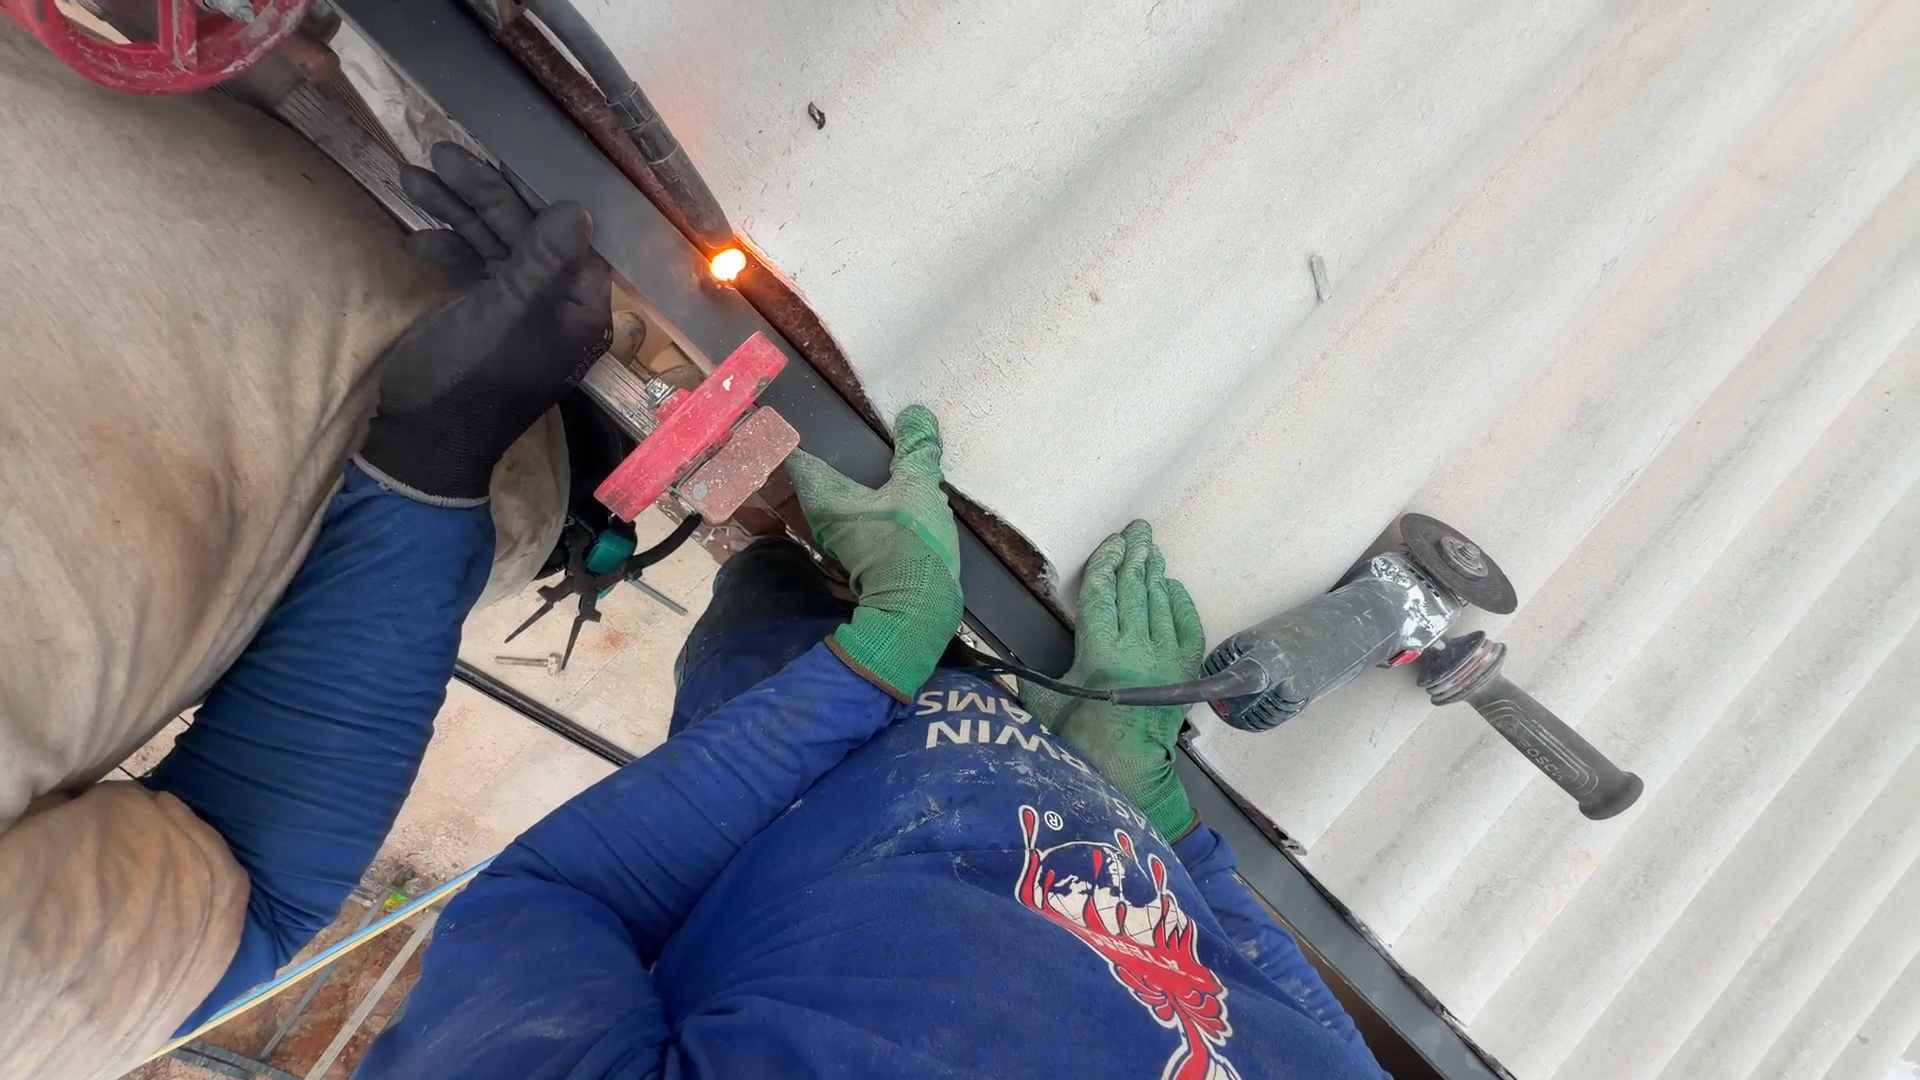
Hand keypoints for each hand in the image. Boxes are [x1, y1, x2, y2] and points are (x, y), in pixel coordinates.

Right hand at [356, 142, 611, 502]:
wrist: (428, 432)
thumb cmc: (474, 372)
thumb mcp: (509, 311)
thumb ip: (544, 261)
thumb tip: (581, 210)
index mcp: (580, 311)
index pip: (571, 241)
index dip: (536, 199)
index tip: (497, 160)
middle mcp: (558, 309)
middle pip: (530, 238)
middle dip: (485, 197)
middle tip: (437, 152)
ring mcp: (522, 312)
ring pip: (497, 248)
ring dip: (457, 214)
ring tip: (409, 175)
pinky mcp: (487, 316)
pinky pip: (475, 270)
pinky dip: (448, 250)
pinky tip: (416, 238)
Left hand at [786, 405, 961, 698]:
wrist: (918, 611)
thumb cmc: (909, 543)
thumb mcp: (918, 488)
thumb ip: (916, 450)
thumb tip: (915, 412)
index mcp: (825, 499)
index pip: (798, 462)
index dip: (794, 441)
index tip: (795, 424)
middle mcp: (821, 523)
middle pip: (812, 487)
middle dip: (822, 466)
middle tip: (836, 441)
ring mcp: (838, 547)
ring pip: (832, 510)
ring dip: (843, 492)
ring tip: (861, 470)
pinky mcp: (859, 564)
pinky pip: (852, 527)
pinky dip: (860, 513)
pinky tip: (879, 505)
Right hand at [1023, 520, 1205, 839]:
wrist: (1128, 777)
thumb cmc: (1080, 744)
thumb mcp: (1043, 705)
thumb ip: (1029, 676)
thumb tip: (1001, 663)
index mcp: (1099, 651)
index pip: (1103, 593)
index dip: (1107, 563)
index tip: (1113, 541)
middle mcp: (1137, 648)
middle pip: (1136, 590)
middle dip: (1136, 555)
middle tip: (1140, 528)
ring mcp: (1166, 659)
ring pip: (1161, 604)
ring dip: (1156, 574)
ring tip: (1153, 549)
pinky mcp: (1184, 672)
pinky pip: (1187, 628)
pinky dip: (1180, 605)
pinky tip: (1173, 587)